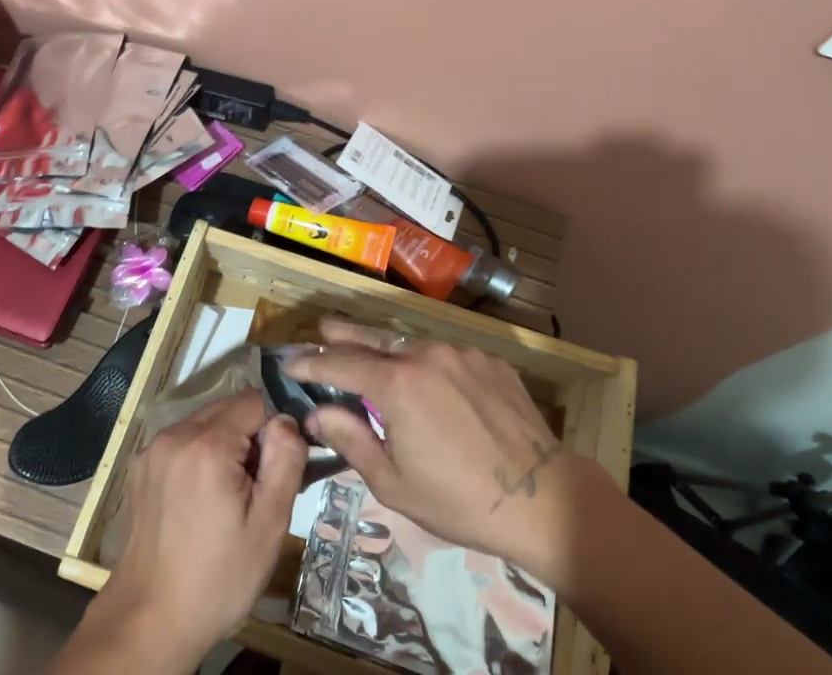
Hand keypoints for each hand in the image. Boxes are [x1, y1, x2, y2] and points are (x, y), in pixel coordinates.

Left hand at [78, 392, 305, 671]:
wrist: (151, 617)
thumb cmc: (219, 576)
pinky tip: (203, 500)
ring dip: (225, 444)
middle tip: (258, 486)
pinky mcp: (140, 467)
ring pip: (204, 423)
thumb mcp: (270, 523)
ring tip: (231, 496)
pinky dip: (200, 456)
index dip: (275, 427)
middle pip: (227, 409)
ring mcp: (152, 450)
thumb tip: (287, 420)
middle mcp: (174, 435)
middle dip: (250, 435)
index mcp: (207, 445)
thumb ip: (286, 459)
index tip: (280, 465)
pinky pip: (182, 442)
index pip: (254, 401)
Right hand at [280, 320, 615, 580]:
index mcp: (397, 384)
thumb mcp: (393, 483)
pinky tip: (424, 377)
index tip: (289, 364)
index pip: (340, 363)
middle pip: (374, 338)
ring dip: (386, 348)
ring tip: (369, 352)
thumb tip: (317, 413)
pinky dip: (426, 361)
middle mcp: (427, 355)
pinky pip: (446, 354)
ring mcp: (463, 353)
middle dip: (343, 335)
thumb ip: (351, 440)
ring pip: (412, 343)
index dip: (311, 364)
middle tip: (322, 330)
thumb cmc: (459, 500)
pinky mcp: (491, 361)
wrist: (543, 499)